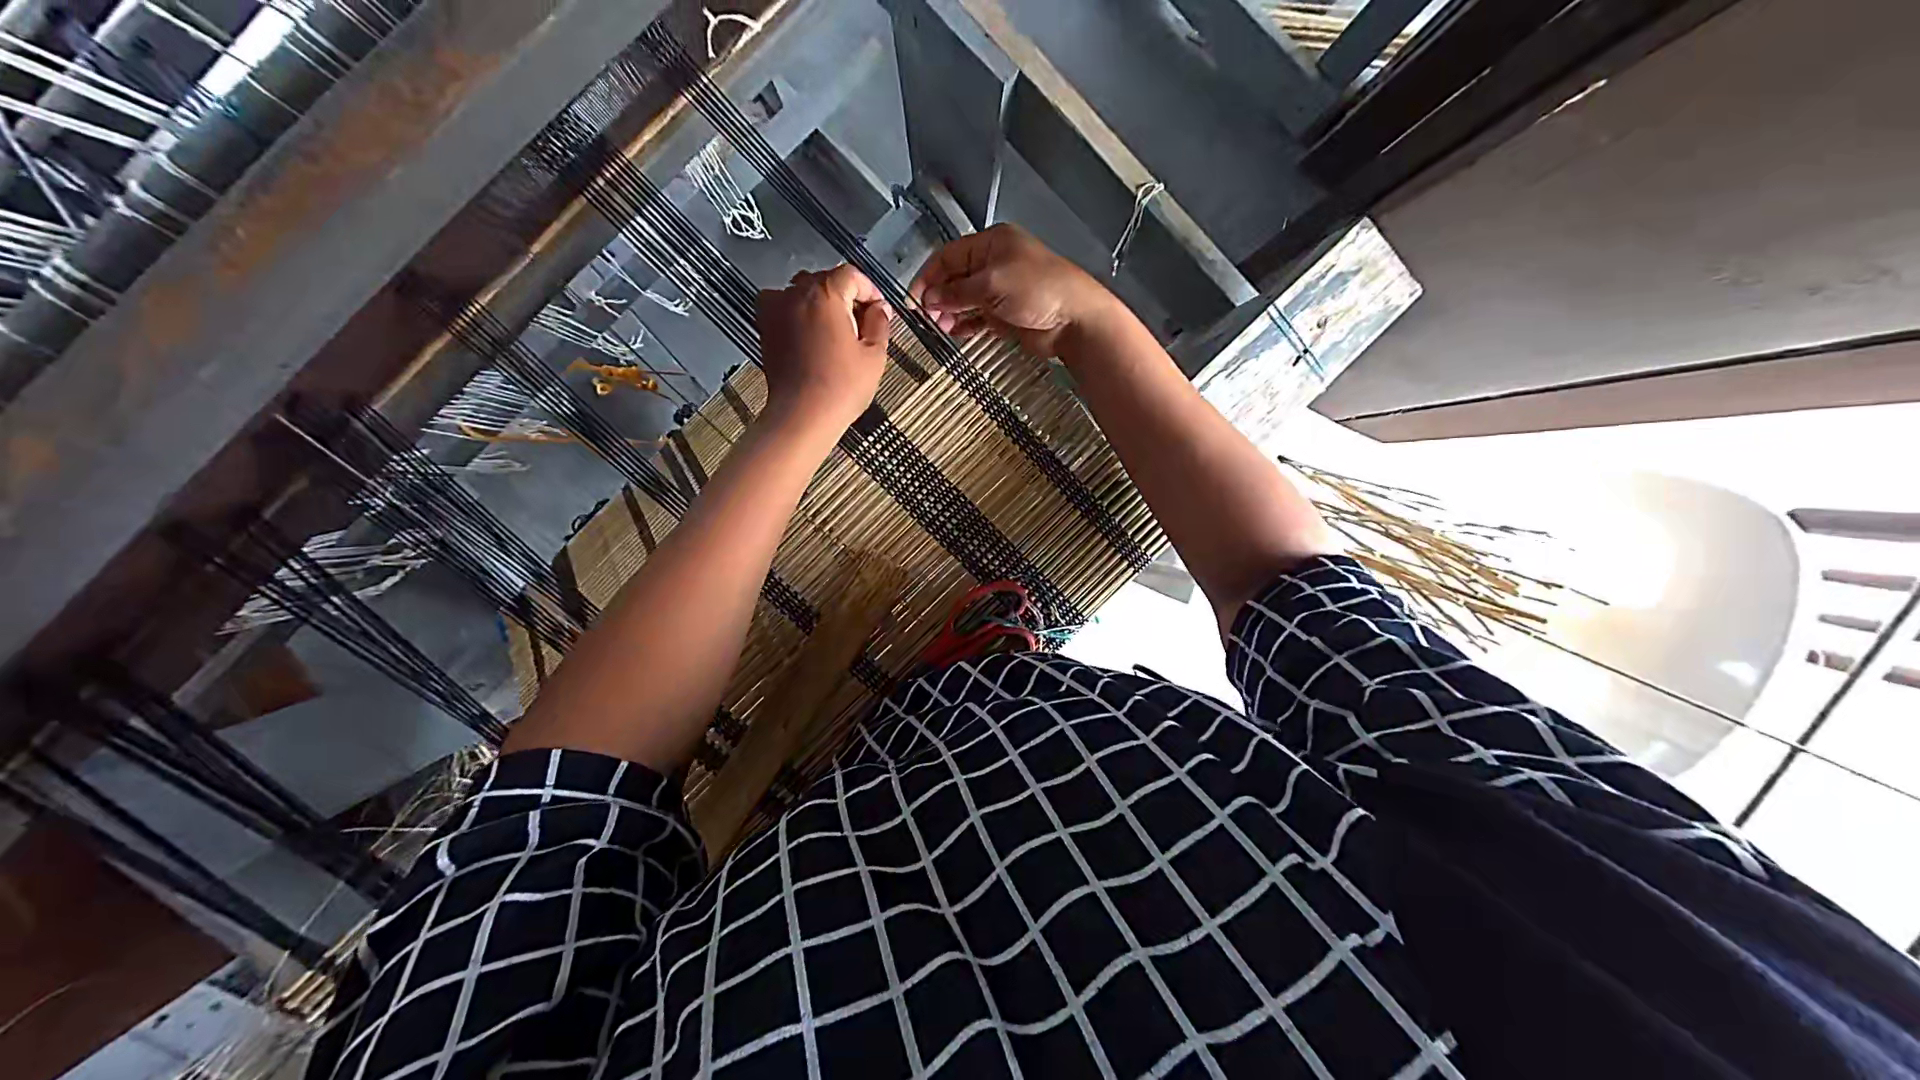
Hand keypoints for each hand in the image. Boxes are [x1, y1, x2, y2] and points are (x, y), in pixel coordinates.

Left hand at [756, 264, 890, 435]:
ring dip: (821, 303)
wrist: (802, 415)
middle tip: (863, 323)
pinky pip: (783, 308)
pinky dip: (797, 313)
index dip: (869, 290)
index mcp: (826, 294)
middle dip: (846, 296)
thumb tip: (880, 308)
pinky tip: (811, 335)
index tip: (879, 309)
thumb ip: (879, 322)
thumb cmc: (841, 387)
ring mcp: (776, 310)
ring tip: (837, 330)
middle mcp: (796, 294)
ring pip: (802, 292)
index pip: (851, 275)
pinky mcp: (766, 329)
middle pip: (825, 280)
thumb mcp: (874, 354)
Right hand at [909, 223, 1122, 356]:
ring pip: (964, 300)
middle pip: (954, 278)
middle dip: (938, 296)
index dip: (929, 276)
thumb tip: (930, 299)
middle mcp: (994, 264)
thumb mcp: (992, 284)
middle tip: (926, 315)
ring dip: (949, 312)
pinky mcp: (1006, 315)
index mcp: (992, 244)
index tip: (914, 297)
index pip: (948, 256)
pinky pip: (977, 318)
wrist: (1074, 319)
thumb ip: (957, 292)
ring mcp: (1000, 290)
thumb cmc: (1041, 289)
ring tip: (938, 325)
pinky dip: (964, 324)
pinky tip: (954, 331)